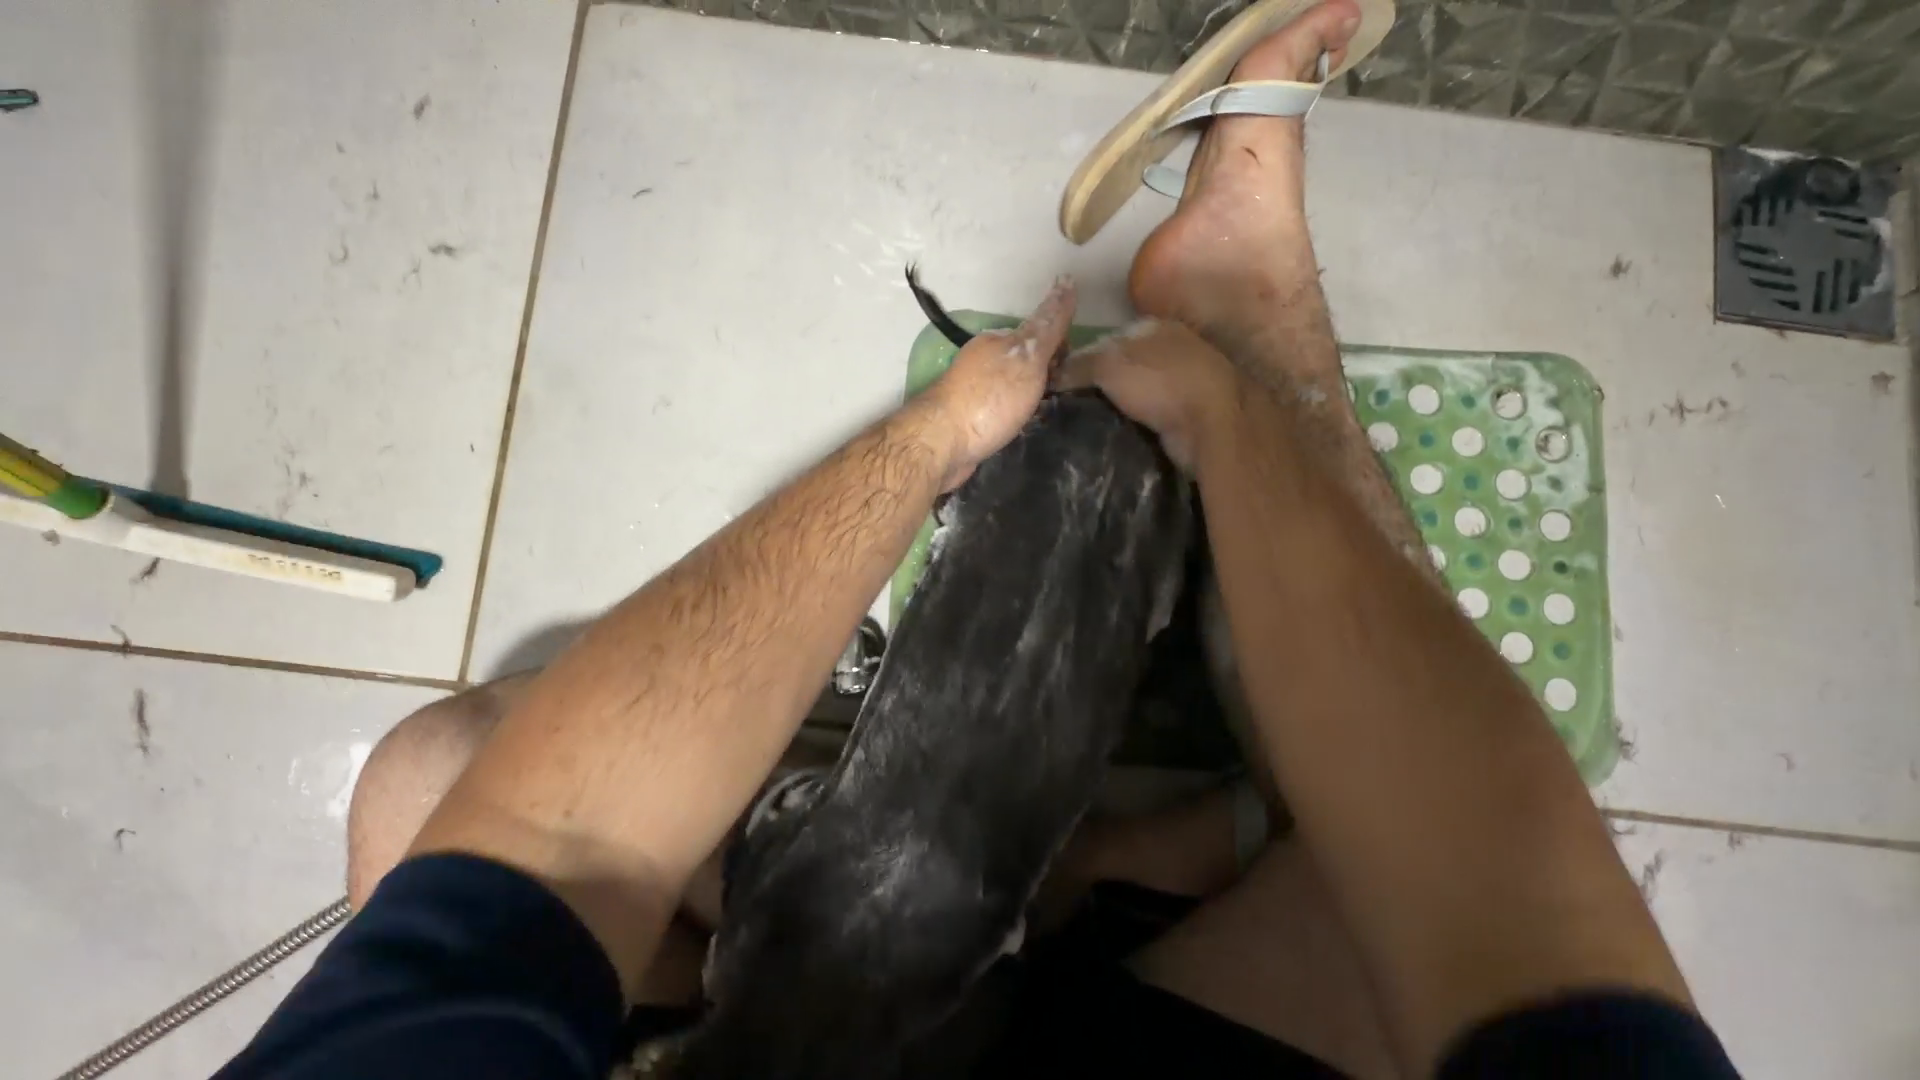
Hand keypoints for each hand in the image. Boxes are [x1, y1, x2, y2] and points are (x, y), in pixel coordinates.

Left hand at [911, 277, 1075, 490]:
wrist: (943, 444)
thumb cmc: (990, 398)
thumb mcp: (1027, 357)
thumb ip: (1049, 324)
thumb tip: (1066, 280)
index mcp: (995, 341)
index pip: (1038, 334)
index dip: (1060, 350)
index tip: (1069, 371)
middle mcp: (982, 363)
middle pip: (1027, 363)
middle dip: (1047, 376)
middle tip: (1058, 395)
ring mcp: (974, 393)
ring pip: (1015, 389)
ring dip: (1033, 399)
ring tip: (1045, 414)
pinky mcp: (971, 421)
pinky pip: (1004, 413)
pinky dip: (1018, 418)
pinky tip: (1025, 429)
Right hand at [1053, 318, 1240, 469]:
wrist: (1211, 424)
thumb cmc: (1159, 382)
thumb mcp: (1107, 364)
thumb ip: (1078, 365)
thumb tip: (1052, 375)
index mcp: (1155, 327)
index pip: (1109, 339)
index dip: (1084, 358)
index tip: (1064, 382)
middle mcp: (1171, 350)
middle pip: (1123, 367)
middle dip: (1100, 385)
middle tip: (1072, 407)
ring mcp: (1183, 384)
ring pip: (1136, 394)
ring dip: (1117, 408)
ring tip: (1087, 424)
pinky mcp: (1187, 415)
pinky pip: (1149, 417)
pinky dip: (1134, 425)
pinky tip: (1115, 434)